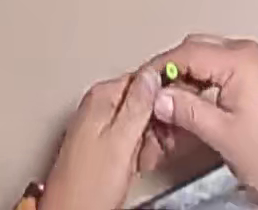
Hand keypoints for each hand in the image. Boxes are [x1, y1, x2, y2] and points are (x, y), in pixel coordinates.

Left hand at [40, 69, 160, 209]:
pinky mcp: (99, 145)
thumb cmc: (88, 185)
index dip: (160, 97)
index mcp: (101, 96)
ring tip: (141, 159)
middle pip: (139, 101)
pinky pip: (127, 138)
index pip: (142, 79)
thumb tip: (152, 73)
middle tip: (152, 145)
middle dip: (152, 123)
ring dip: (146, 140)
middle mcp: (97, 105)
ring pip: (136, 122)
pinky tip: (134, 166)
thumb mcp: (120, 142)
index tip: (169, 115)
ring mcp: (97, 125)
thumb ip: (138, 104)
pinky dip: (135, 151)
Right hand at [140, 36, 257, 208]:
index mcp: (237, 59)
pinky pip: (216, 69)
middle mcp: (243, 52)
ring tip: (167, 103)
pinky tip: (189, 105)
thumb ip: (187, 111)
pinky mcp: (252, 77)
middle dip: (171, 70)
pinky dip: (199, 83)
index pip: (187, 52)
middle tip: (151, 94)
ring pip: (204, 58)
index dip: (160, 67)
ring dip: (184, 77)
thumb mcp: (223, 134)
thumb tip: (157, 97)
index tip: (141, 84)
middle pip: (194, 49)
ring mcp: (249, 63)